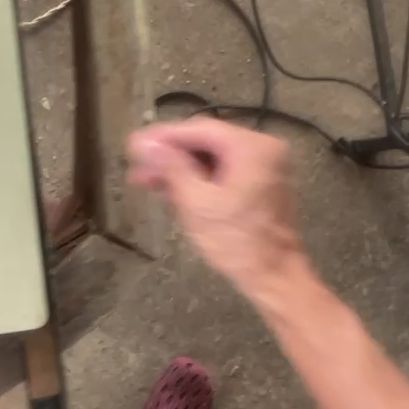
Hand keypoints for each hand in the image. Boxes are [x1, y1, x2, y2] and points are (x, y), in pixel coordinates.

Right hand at [126, 118, 312, 298]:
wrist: (275, 278)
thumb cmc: (237, 242)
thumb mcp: (196, 202)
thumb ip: (170, 167)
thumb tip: (142, 142)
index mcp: (252, 147)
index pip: (199, 130)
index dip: (163, 137)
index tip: (133, 145)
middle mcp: (264, 149)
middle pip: (207, 142)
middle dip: (170, 156)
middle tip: (138, 169)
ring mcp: (266, 166)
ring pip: (213, 158)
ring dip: (182, 169)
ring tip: (148, 182)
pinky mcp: (262, 184)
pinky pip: (225, 172)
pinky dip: (201, 179)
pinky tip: (173, 190)